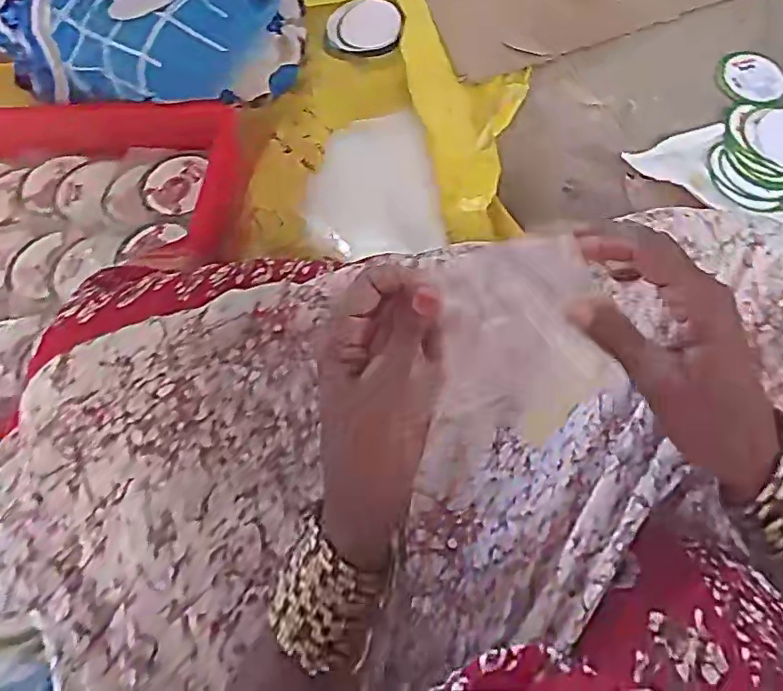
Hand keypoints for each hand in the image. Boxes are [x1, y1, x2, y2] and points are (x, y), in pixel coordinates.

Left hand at [317, 262, 443, 569]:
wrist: (374, 505)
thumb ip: (408, 332)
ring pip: (414, 317)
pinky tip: (438, 366)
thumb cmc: (372, 445)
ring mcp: (387, 357)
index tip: (431, 291)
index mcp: (344, 338)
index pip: (370, 284)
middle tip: (439, 327)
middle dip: (421, 302)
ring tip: (433, 359)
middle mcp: (364, 340)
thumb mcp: (389, 385)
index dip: (399, 278)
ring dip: (431, 327)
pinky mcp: (408, 373)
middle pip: (394, 296)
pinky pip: (426, 342)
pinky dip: (437, 345)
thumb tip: (427, 285)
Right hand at [569, 224, 779, 504]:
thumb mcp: (658, 382)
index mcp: (701, 300)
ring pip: (664, 259)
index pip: (652, 252)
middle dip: (616, 238)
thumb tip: (574, 303)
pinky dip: (640, 269)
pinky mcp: (704, 313)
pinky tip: (616, 278)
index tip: (574, 243)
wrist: (754, 451)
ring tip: (588, 254)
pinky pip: (668, 277)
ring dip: (627, 251)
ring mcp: (709, 300)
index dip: (612, 241)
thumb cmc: (708, 420)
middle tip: (574, 242)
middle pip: (659, 247)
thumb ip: (617, 337)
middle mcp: (708, 290)